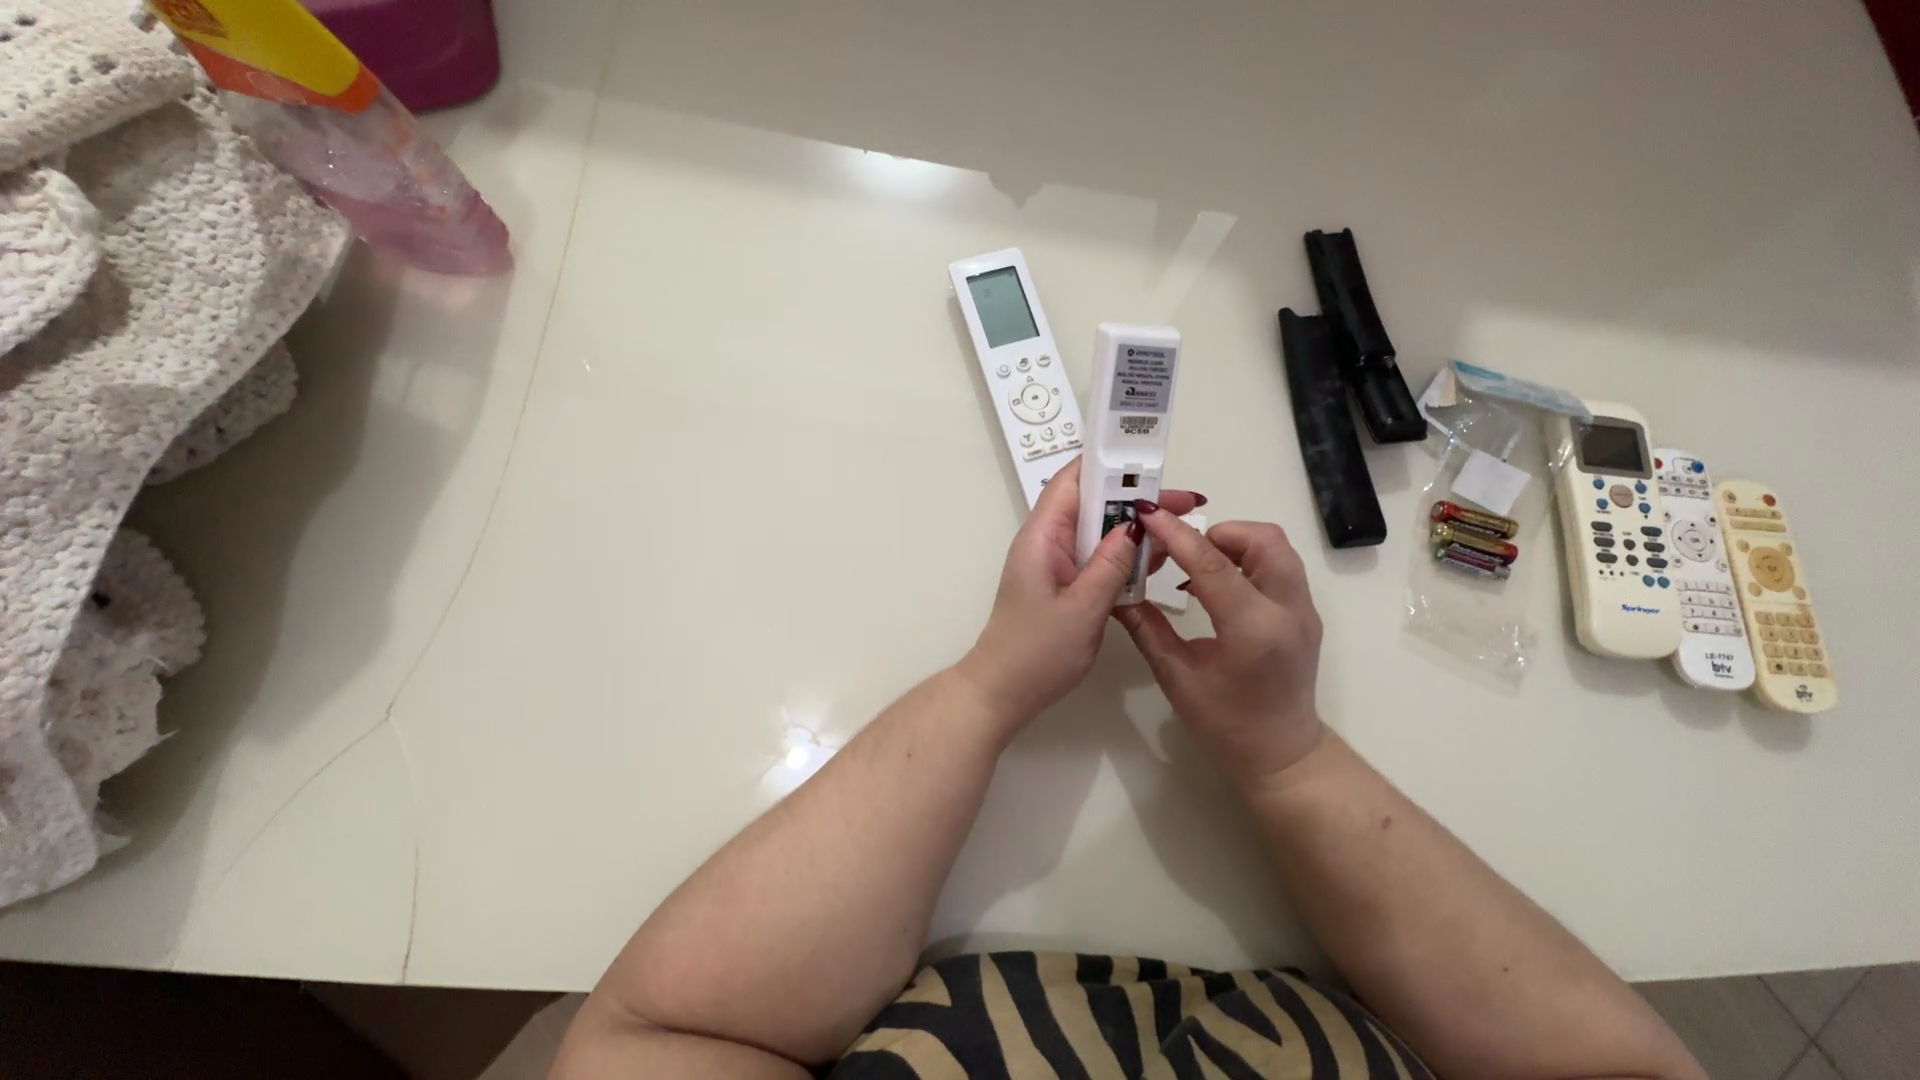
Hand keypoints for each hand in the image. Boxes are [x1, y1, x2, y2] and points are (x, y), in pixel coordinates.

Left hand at [957, 459, 1201, 729]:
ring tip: (1181, 527)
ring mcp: (1056, 562)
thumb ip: (1111, 565)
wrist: (1003, 692)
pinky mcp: (1065, 583)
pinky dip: (1126, 555)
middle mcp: (1047, 541)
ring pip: (1100, 530)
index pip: (1074, 480)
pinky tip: (1158, 559)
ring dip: (1136, 528)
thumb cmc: (1036, 652)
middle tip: (1186, 503)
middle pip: (1094, 503)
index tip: (1154, 462)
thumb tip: (1137, 524)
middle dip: (1137, 498)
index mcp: (1042, 536)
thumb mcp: (1082, 608)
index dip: (1111, 464)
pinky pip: (1098, 557)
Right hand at [1113, 510, 1325, 783]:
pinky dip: (1248, 561)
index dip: (1177, 535)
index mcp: (1252, 630)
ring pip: (1277, 549)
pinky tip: (1217, 585)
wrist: (1280, 753)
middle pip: (1262, 540)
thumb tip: (1116, 592)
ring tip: (1198, 565)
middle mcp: (1287, 611)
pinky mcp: (1306, 613)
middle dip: (1218, 531)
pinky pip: (1280, 567)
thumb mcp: (1176, 676)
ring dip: (1236, 543)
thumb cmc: (1224, 724)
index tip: (1149, 515)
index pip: (1213, 564)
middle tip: (1182, 549)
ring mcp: (1304, 611)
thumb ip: (1147, 628)